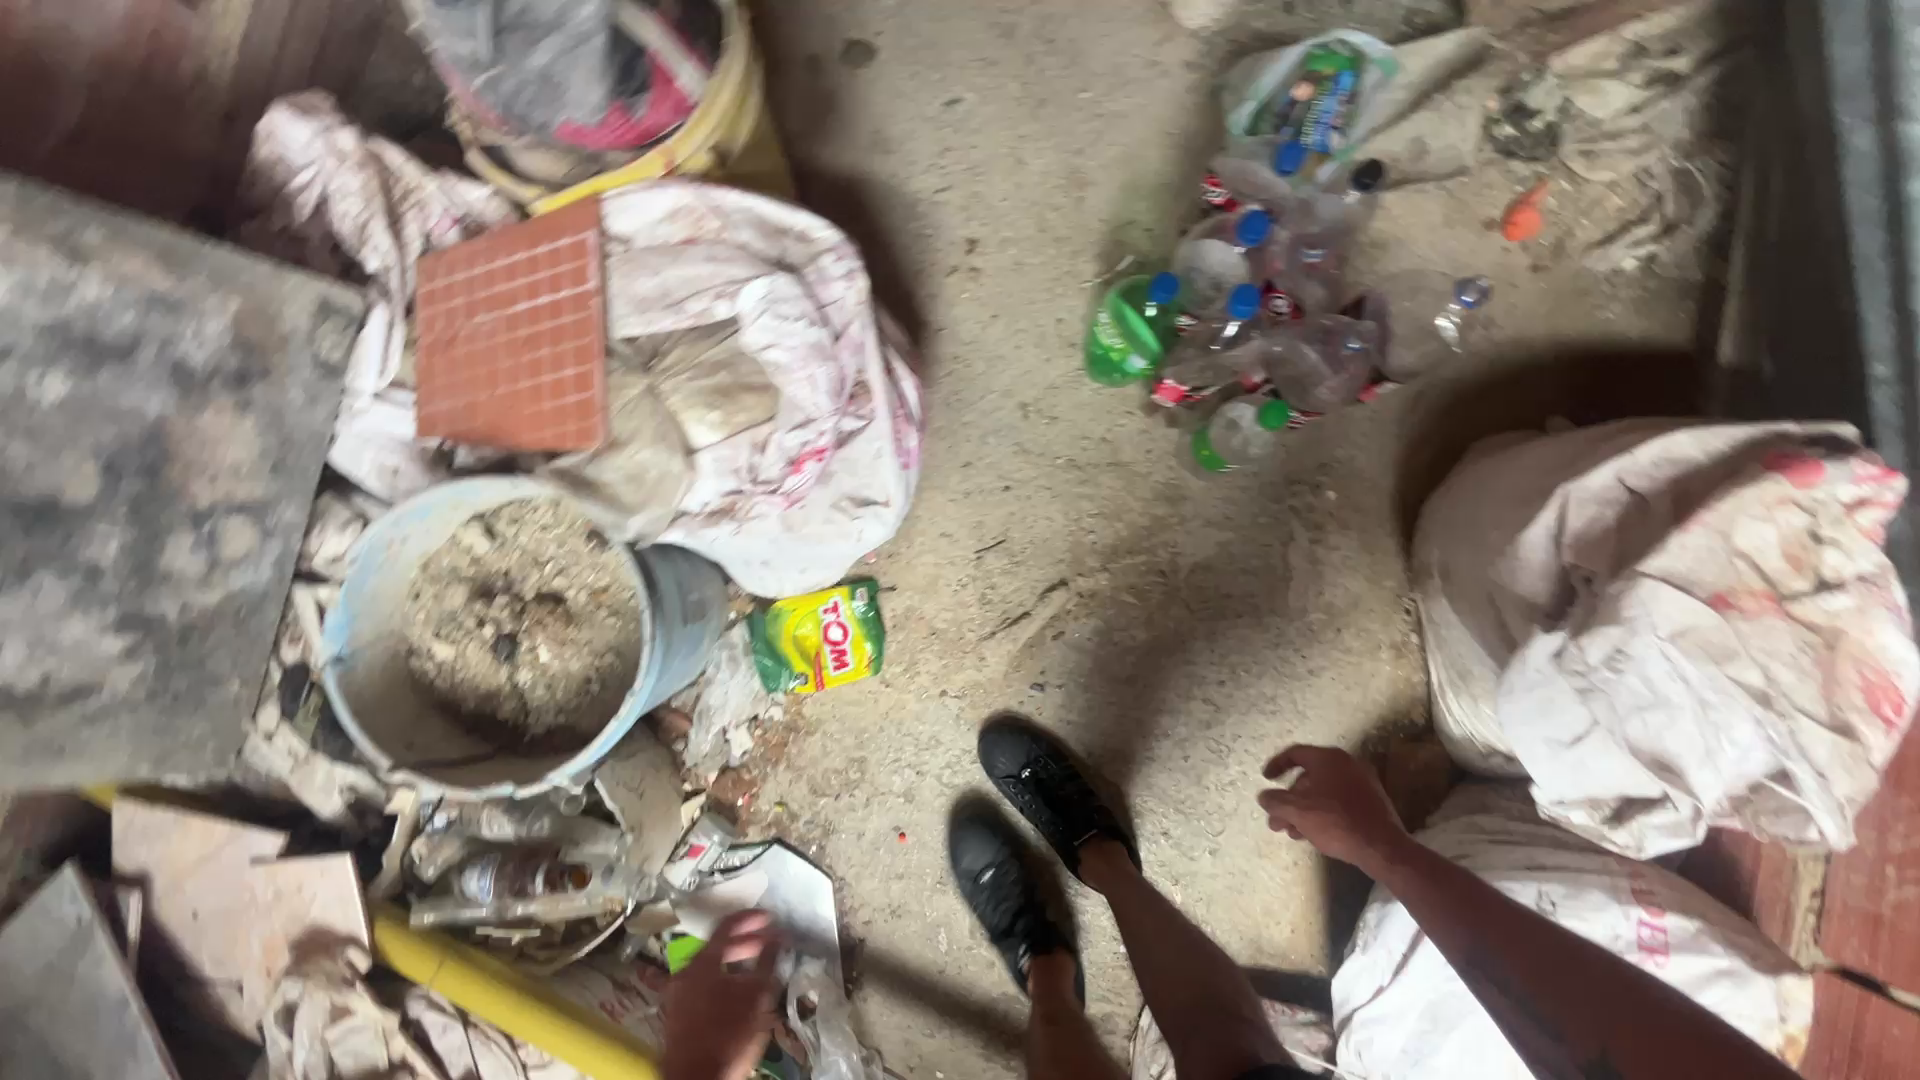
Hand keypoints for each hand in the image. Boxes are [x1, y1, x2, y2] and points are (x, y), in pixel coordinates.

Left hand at [662, 910, 783, 1079]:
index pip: (727, 925)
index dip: (751, 918)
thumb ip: (768, 961)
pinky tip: (736, 993)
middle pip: (717, 946)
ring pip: (709, 966)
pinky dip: (721, 979)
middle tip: (768, 944)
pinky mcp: (676, 1014)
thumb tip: (777, 937)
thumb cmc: (729, 1036)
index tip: (771, 917)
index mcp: (703, 962)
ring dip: (734, 962)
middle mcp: (685, 972)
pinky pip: (701, 984)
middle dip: (746, 943)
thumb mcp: (757, 996)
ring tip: (756, 970)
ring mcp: (677, 994)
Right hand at [1256, 745, 1409, 872]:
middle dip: (1289, 800)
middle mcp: (1347, 765)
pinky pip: (1339, 802)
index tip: (1266, 779)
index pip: (1295, 754)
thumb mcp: (1297, 811)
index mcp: (1328, 759)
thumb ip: (1275, 801)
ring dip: (1304, 811)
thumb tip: (1264, 797)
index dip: (1276, 765)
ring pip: (1323, 793)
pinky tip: (1314, 834)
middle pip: (1308, 778)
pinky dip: (1323, 813)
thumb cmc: (1336, 821)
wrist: (1383, 848)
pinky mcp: (1373, 802)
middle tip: (1278, 820)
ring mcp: (1363, 783)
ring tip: (1293, 833)